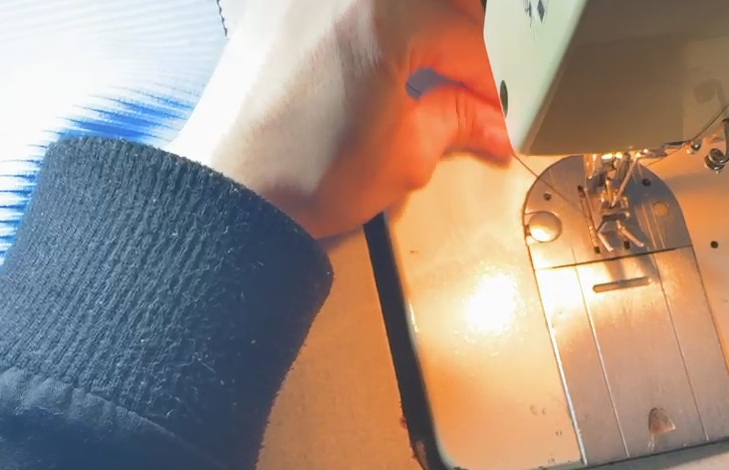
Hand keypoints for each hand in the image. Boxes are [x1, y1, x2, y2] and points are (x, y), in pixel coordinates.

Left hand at [169, 0, 512, 237]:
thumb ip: (454, 123)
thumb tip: (485, 120)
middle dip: (460, 36)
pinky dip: (369, 22)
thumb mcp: (404, 158)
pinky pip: (343, 4)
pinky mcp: (278, 1)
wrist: (240, 192)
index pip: (464, 39)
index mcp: (384, 18)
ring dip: (417, 23)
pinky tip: (370, 59)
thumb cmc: (303, 177)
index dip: (486, 85)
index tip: (489, 114)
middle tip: (463, 82)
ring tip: (420, 65)